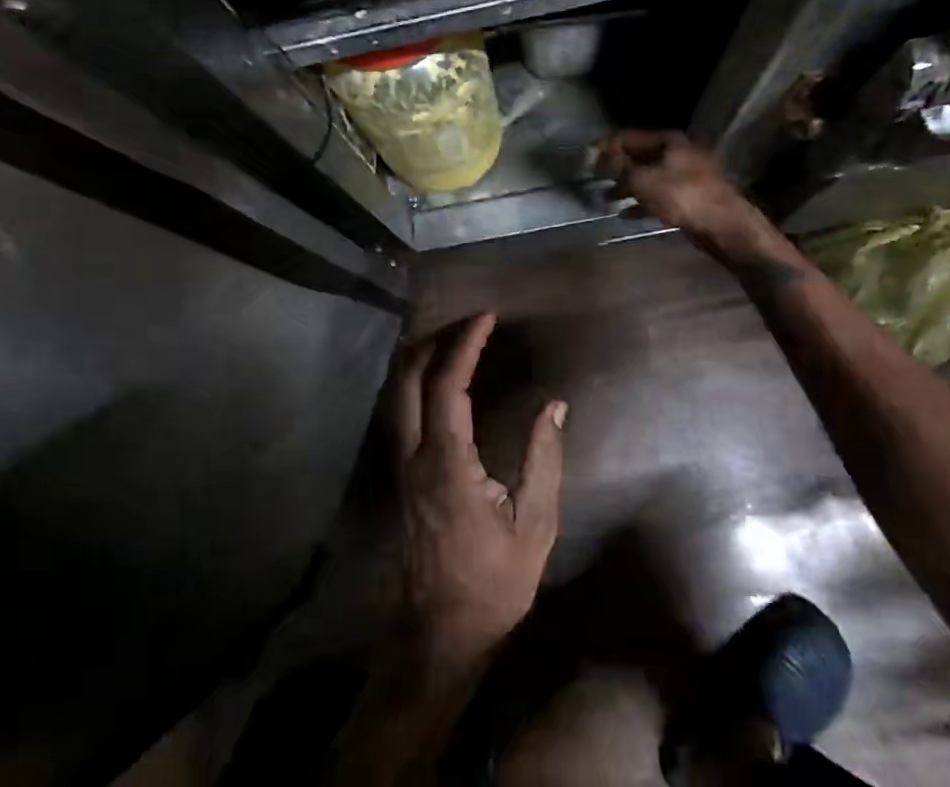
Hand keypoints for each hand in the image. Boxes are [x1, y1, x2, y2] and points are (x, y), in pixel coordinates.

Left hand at [390, 313, 564, 666]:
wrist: (441, 632)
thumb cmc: (494, 581)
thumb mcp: (535, 524)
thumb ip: (543, 460)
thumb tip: (554, 407)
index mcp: (446, 463)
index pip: (447, 386)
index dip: (464, 345)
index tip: (486, 317)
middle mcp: (412, 456)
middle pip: (406, 380)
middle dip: (433, 341)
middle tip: (468, 322)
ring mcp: (400, 467)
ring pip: (395, 396)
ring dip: (418, 359)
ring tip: (452, 339)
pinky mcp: (400, 478)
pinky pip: (399, 413)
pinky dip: (413, 384)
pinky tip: (435, 382)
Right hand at [597, 130, 767, 247]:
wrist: (722, 224)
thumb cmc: (681, 196)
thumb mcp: (643, 179)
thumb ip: (619, 166)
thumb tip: (601, 154)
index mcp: (669, 141)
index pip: (629, 136)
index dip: (607, 145)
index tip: (588, 156)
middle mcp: (678, 153)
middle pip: (639, 157)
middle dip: (616, 168)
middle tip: (595, 179)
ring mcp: (686, 175)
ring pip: (649, 177)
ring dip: (627, 187)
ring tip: (606, 199)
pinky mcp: (689, 197)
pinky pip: (659, 196)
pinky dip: (642, 203)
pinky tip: (626, 214)